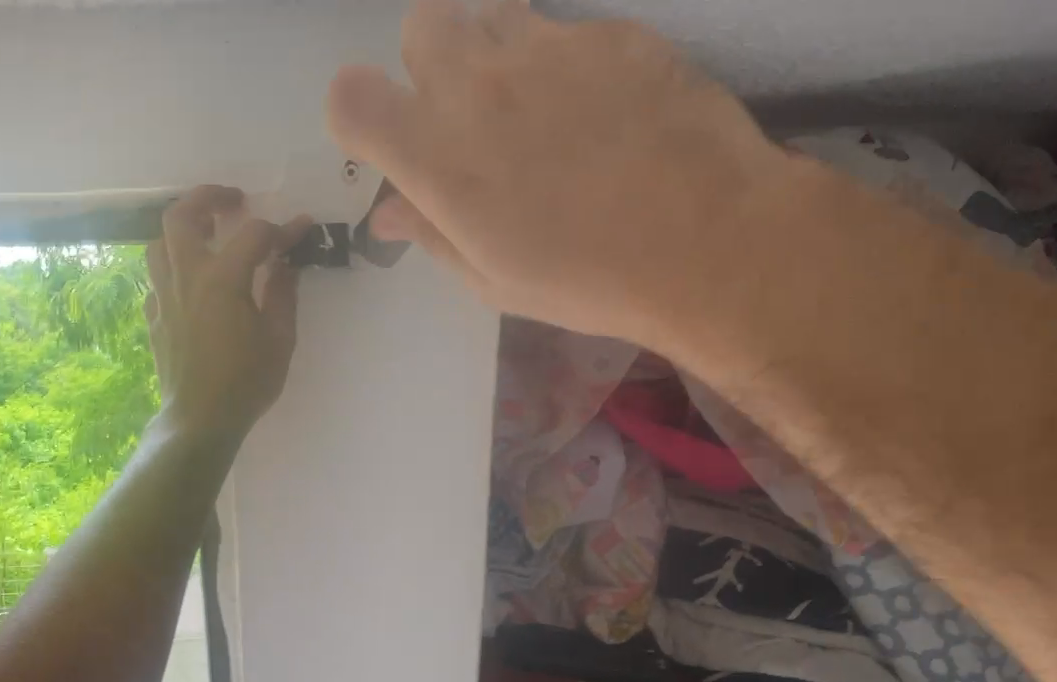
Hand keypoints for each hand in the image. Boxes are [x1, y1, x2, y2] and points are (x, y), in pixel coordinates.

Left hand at [145, 186, 309, 445]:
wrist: (200, 420)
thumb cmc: (246, 383)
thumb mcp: (279, 339)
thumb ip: (282, 293)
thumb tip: (286, 263)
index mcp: (221, 278)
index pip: (254, 234)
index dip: (282, 229)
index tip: (301, 231)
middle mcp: (185, 277)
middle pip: (181, 216)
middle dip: (207, 199)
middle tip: (233, 203)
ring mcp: (163, 297)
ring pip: (158, 245)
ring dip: (183, 233)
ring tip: (206, 240)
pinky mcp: (154, 319)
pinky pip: (156, 280)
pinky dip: (174, 271)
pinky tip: (192, 286)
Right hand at [325, 0, 797, 349]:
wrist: (705, 241)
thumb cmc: (583, 280)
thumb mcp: (490, 278)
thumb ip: (430, 232)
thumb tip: (388, 210)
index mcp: (435, 156)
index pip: (350, 99)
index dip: (359, 117)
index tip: (389, 144)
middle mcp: (477, 83)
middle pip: (420, 27)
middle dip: (429, 66)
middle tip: (467, 122)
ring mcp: (547, 46)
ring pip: (490, 13)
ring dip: (492, 53)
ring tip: (531, 111)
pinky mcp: (610, 33)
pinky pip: (563, 32)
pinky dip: (563, 66)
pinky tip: (599, 114)